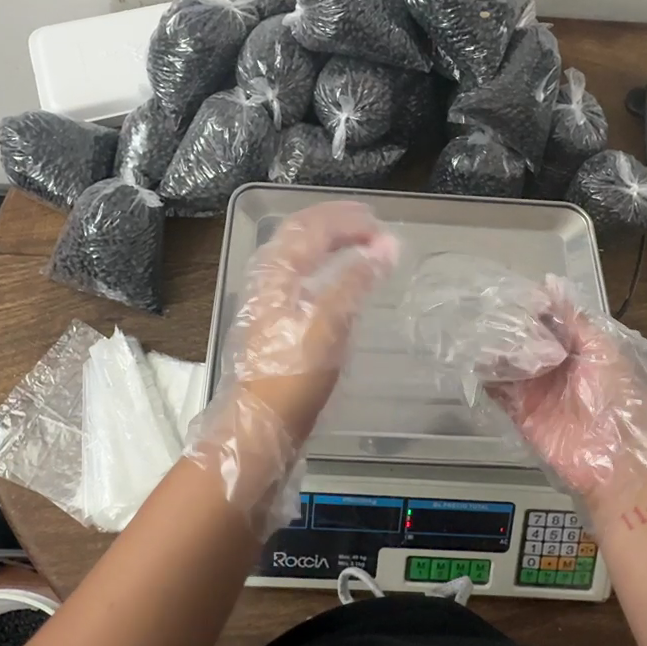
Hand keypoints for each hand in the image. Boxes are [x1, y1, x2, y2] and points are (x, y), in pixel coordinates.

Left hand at [228, 200, 399, 433]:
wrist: (259, 426)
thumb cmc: (293, 373)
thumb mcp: (328, 323)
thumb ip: (355, 280)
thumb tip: (386, 245)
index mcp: (277, 272)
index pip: (312, 226)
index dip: (346, 219)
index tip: (381, 224)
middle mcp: (269, 279)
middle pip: (302, 235)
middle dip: (337, 224)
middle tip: (372, 225)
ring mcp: (269, 302)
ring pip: (299, 256)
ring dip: (330, 243)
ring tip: (360, 244)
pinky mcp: (274, 324)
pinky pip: (302, 278)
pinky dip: (325, 267)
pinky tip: (339, 282)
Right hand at [477, 279, 646, 503]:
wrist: (616, 461)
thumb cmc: (617, 400)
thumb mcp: (603, 350)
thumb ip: (574, 320)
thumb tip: (549, 282)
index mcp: (575, 348)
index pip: (545, 320)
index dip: (528, 306)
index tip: (508, 291)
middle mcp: (552, 365)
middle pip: (522, 339)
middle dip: (506, 325)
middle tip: (485, 308)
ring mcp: (533, 388)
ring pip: (506, 360)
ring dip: (493, 346)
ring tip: (476, 329)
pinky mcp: (519, 410)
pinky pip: (497, 388)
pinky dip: (485, 374)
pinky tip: (474, 357)